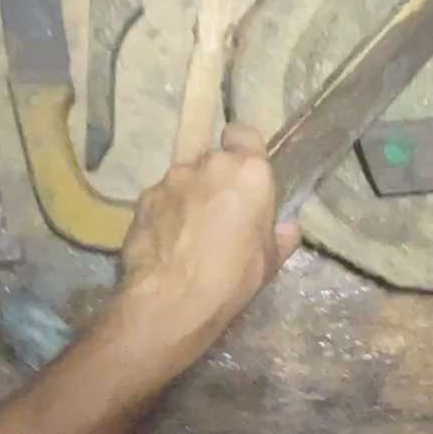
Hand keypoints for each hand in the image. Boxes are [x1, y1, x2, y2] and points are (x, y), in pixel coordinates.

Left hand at [117, 123, 302, 372]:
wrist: (173, 300)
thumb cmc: (233, 278)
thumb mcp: (270, 262)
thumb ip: (280, 236)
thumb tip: (289, 227)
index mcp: (249, 171)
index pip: (244, 133)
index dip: (243, 150)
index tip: (244, 175)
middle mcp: (209, 163)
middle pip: (214, 160)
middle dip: (216, 180)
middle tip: (220, 213)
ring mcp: (171, 178)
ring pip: (184, 179)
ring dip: (189, 196)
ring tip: (189, 231)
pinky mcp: (143, 198)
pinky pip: (161, 198)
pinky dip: (165, 213)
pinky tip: (167, 241)